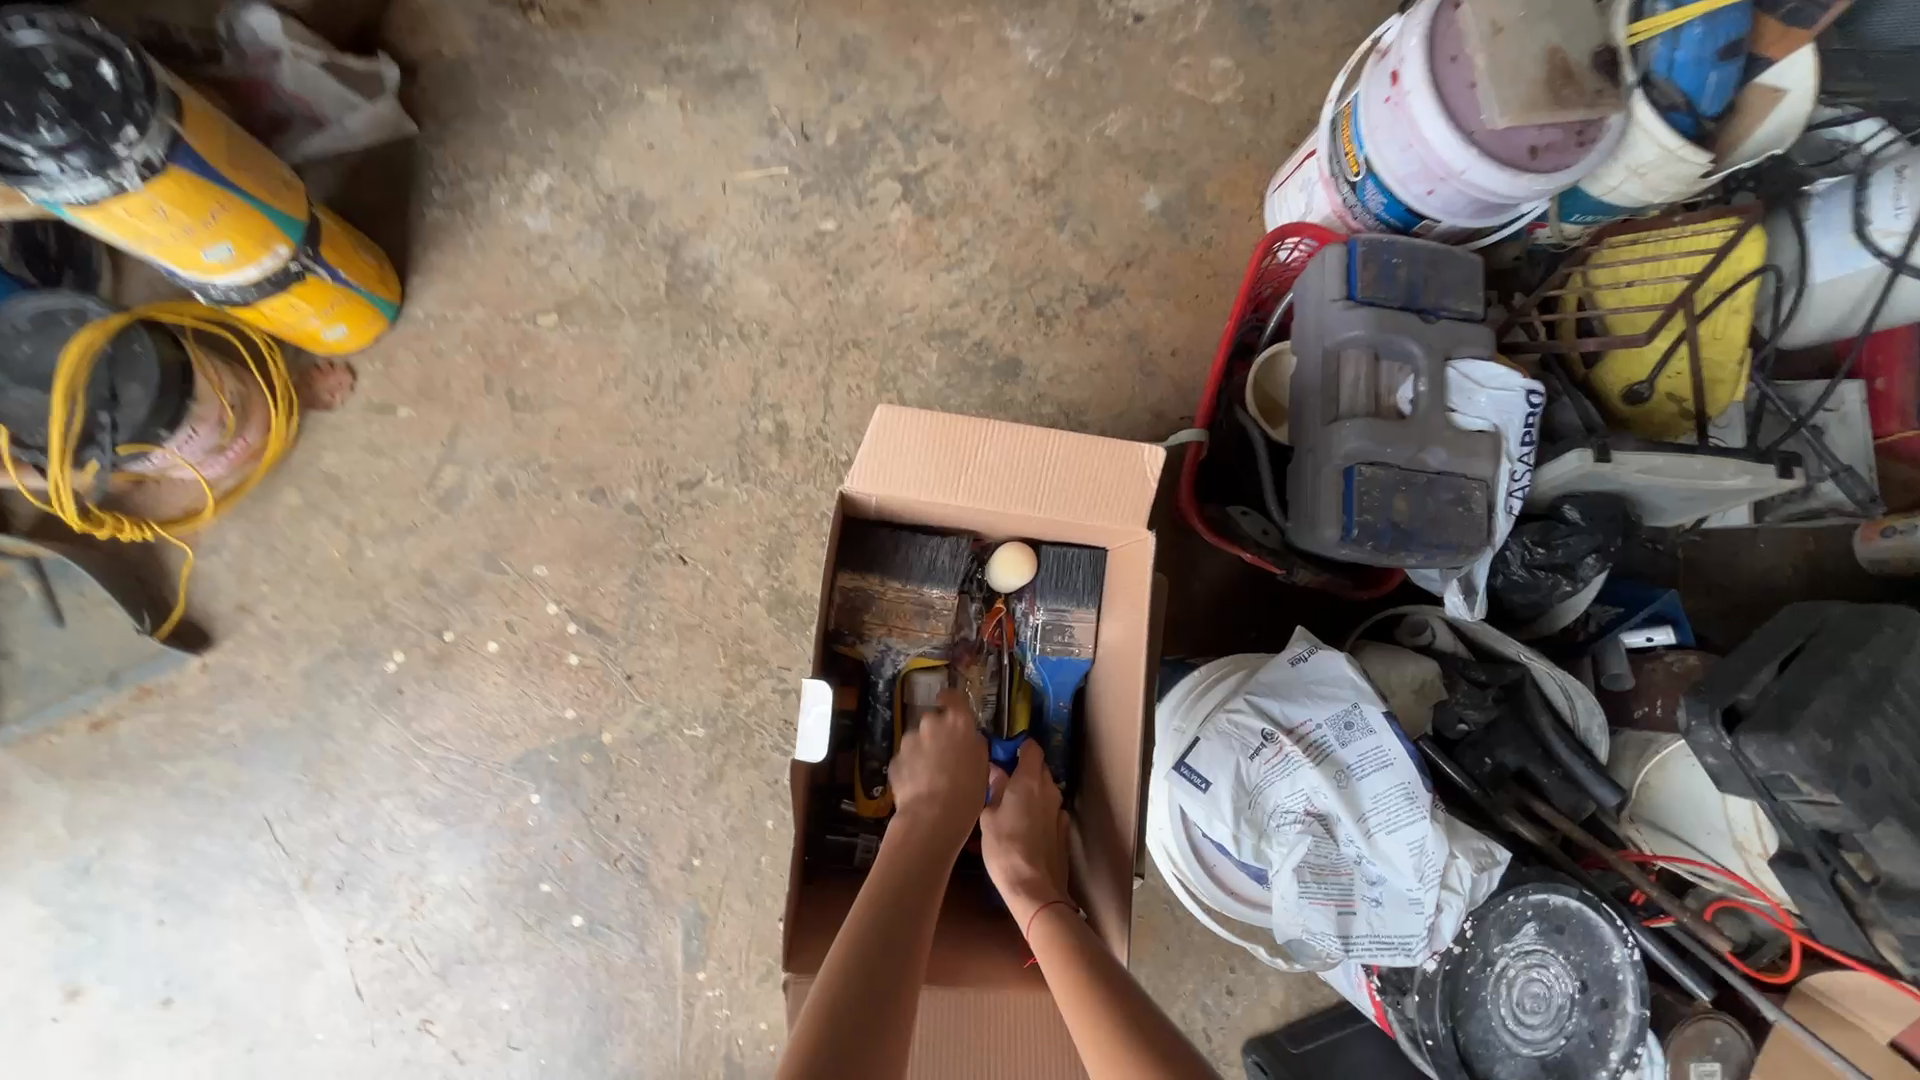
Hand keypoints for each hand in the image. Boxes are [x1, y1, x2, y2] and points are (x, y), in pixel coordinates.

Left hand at [887, 689, 987, 851]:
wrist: (933, 816)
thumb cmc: (967, 792)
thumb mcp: (983, 765)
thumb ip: (975, 745)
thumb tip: (970, 739)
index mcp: (957, 721)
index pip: (952, 697)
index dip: (951, 700)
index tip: (950, 705)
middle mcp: (930, 724)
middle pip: (933, 721)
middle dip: (937, 733)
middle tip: (946, 755)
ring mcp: (909, 741)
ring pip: (918, 740)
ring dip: (923, 751)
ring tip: (931, 776)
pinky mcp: (895, 759)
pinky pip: (906, 758)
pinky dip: (912, 767)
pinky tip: (919, 786)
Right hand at [980, 738, 1069, 930]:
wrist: (1035, 889)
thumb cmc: (1005, 848)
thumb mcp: (988, 816)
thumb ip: (994, 788)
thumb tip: (995, 769)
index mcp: (1029, 780)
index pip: (1032, 747)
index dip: (1019, 747)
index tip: (1004, 755)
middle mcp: (1049, 789)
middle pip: (1040, 768)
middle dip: (1023, 770)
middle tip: (1003, 783)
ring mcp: (1060, 810)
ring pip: (1046, 790)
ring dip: (1032, 792)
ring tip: (1011, 807)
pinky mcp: (1064, 830)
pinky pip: (1050, 810)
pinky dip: (1040, 811)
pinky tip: (1025, 827)